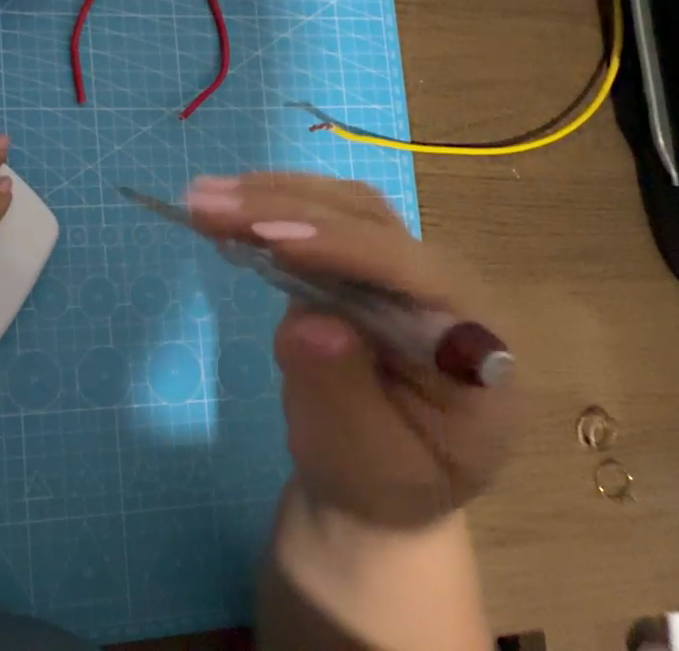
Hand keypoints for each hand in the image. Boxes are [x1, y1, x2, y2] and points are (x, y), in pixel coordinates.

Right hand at [183, 173, 517, 529]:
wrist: (375, 483)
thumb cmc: (376, 477)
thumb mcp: (362, 455)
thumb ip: (340, 390)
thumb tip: (309, 323)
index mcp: (477, 345)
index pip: (413, 275)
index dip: (342, 249)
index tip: (268, 239)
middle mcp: (448, 293)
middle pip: (373, 225)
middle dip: (285, 208)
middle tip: (204, 204)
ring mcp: (404, 274)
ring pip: (345, 209)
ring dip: (271, 196)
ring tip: (201, 197)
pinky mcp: (362, 268)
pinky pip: (320, 222)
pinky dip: (269, 208)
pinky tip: (222, 209)